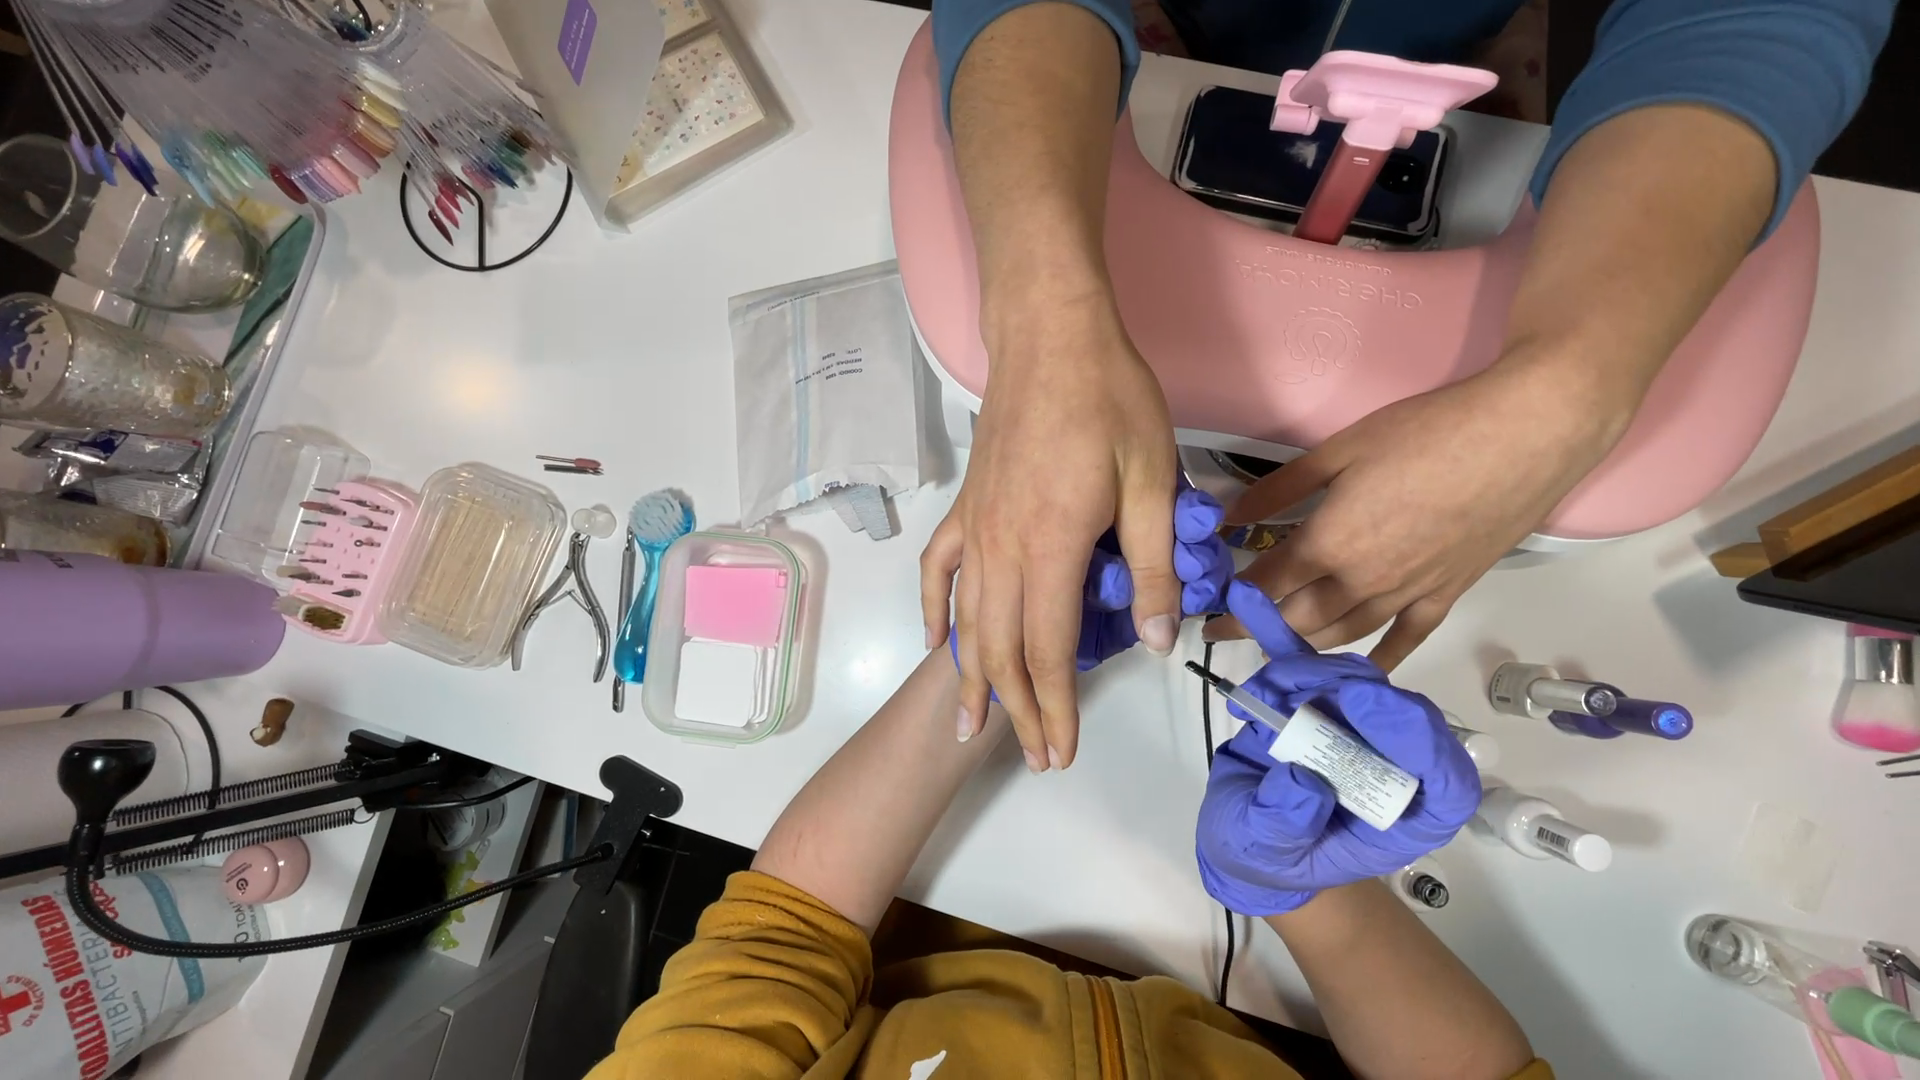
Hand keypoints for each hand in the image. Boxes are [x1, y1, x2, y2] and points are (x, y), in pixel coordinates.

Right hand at [924, 304, 1179, 771]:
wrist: (1050, 337)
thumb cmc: (1108, 402)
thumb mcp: (1152, 481)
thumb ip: (1151, 567)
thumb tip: (1155, 642)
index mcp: (1050, 548)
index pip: (1047, 649)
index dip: (1056, 706)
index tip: (1061, 752)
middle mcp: (999, 550)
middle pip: (1001, 647)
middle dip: (1018, 708)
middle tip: (1032, 755)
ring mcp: (973, 529)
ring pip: (966, 620)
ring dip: (972, 677)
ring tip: (972, 725)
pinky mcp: (963, 509)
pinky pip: (937, 572)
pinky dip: (933, 613)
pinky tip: (934, 643)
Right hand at [1195, 581, 1481, 915]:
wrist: (1240, 836)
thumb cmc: (1264, 857)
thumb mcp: (1269, 852)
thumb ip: (1286, 825)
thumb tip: (1306, 782)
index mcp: (1403, 810)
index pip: (1444, 776)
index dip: (1418, 737)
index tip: (1366, 704)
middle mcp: (1388, 760)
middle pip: (1396, 713)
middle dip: (1348, 689)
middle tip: (1291, 683)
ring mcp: (1350, 725)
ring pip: (1350, 681)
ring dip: (1303, 671)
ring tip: (1255, 691)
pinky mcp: (1311, 701)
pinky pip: (1302, 664)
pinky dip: (1277, 633)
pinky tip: (1247, 601)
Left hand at [1208, 359, 1629, 669]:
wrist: (1524, 434)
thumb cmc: (1424, 434)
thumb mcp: (1338, 451)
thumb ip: (1278, 490)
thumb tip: (1229, 517)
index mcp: (1329, 543)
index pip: (1266, 585)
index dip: (1232, 602)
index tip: (1206, 615)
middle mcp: (1363, 580)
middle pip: (1298, 619)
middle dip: (1256, 629)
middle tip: (1229, 634)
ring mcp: (1408, 593)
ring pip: (1344, 633)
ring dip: (1305, 645)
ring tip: (1275, 647)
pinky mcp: (1449, 594)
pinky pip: (1407, 638)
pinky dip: (1378, 658)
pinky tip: (1358, 671)